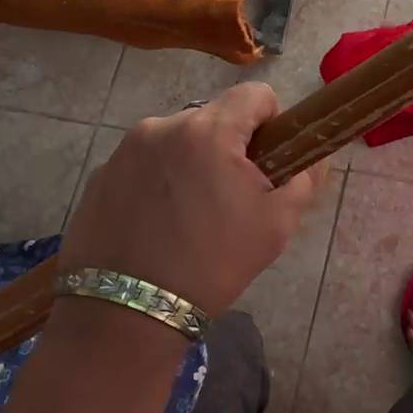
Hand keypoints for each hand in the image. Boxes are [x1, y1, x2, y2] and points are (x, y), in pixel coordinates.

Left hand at [59, 83, 326, 316]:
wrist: (124, 319)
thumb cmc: (212, 265)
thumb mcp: (277, 224)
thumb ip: (305, 178)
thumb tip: (314, 156)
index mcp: (209, 131)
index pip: (256, 94)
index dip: (271, 121)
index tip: (268, 159)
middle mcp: (163, 126)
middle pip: (215, 117)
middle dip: (229, 146)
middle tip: (231, 196)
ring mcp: (124, 150)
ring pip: (178, 139)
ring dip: (191, 161)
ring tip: (189, 214)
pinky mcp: (99, 176)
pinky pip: (144, 163)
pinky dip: (157, 181)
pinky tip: (155, 224)